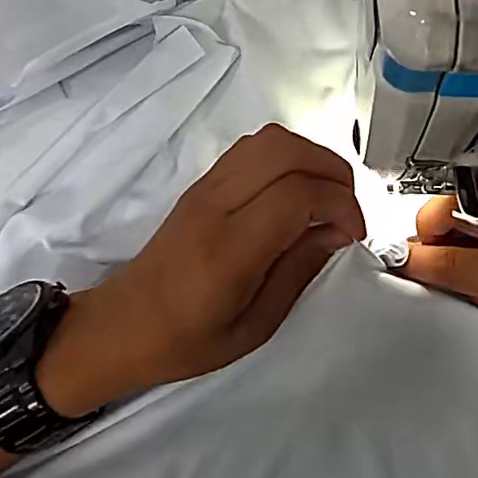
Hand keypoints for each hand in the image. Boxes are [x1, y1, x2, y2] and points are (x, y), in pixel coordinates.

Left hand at [36, 124, 365, 415]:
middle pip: (285, 150)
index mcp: (228, 250)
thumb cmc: (186, 339)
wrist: (124, 324)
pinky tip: (298, 188)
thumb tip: (337, 231)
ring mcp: (205, 187)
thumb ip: (299, 271)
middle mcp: (215, 206)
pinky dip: (288, 156)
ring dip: (312, 157)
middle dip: (333, 170)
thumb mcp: (255, 326)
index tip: (353, 232)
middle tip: (347, 207)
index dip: (340, 204)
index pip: (296, 194)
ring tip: (327, 195)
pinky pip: (253, 147)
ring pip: (270, 139)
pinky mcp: (202, 182)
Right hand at [399, 196, 477, 383]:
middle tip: (437, 261)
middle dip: (433, 233)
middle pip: (446, 208)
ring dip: (460, 224)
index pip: (437, 246)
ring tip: (476, 258)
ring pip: (472, 200)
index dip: (413, 256)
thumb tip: (431, 270)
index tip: (403, 261)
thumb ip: (465, 286)